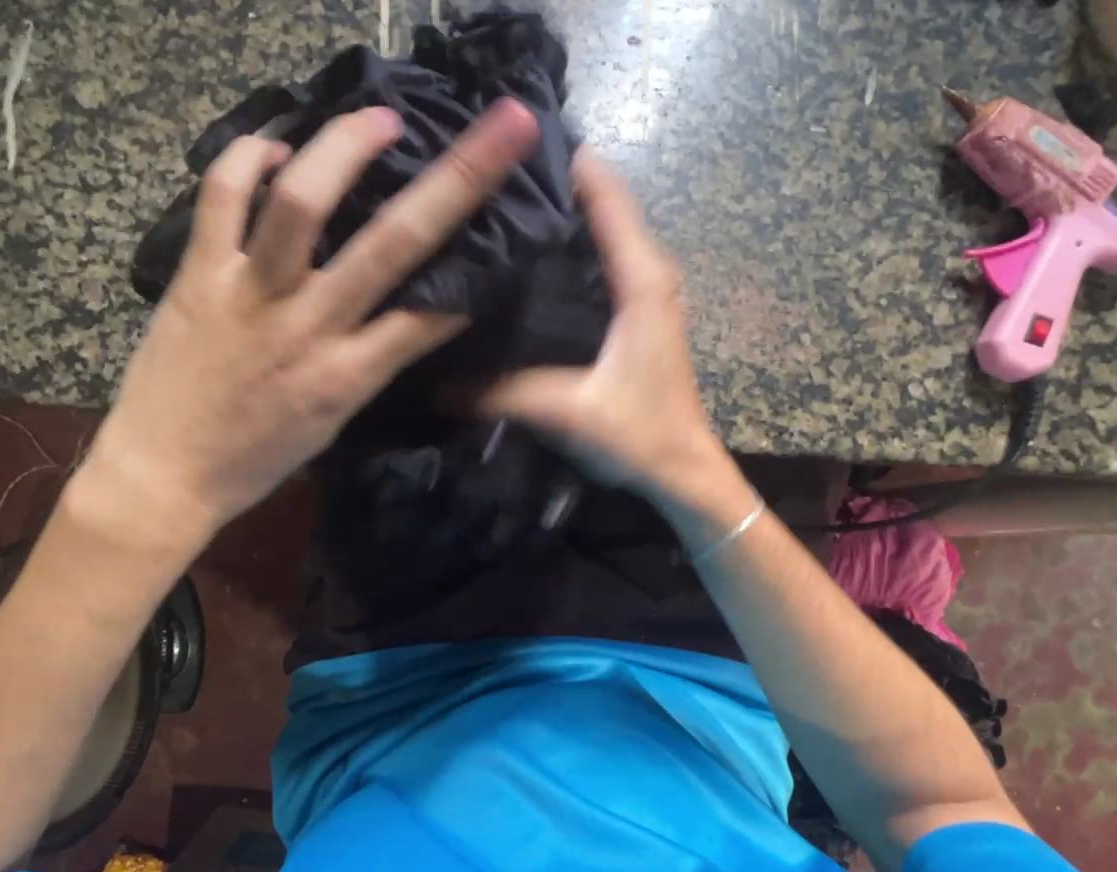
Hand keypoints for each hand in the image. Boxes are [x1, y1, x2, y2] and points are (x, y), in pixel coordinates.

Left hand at [79, 100, 541, 541]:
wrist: (164, 475)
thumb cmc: (252, 461)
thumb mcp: (329, 423)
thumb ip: (362, 367)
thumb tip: (395, 319)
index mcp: (347, 376)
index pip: (430, 316)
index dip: (474, 274)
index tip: (501, 232)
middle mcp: (309, 326)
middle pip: (393, 242)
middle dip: (457, 179)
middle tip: (502, 128)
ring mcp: (251, 294)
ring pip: (302, 202)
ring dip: (347, 146)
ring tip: (378, 120)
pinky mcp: (198, 275)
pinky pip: (222, 196)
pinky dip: (249, 158)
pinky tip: (275, 147)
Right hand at [478, 152, 739, 512]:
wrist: (682, 473)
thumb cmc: (638, 435)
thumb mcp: (566, 412)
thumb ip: (501, 393)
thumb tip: (433, 384)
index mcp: (641, 278)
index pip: (603, 193)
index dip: (559, 165)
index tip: (500, 153)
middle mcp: (648, 270)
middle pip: (598, 203)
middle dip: (546, 189)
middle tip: (478, 188)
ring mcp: (644, 289)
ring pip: (598, 231)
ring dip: (554, 219)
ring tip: (489, 216)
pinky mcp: (634, 310)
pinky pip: (597, 259)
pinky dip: (564, 250)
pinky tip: (519, 265)